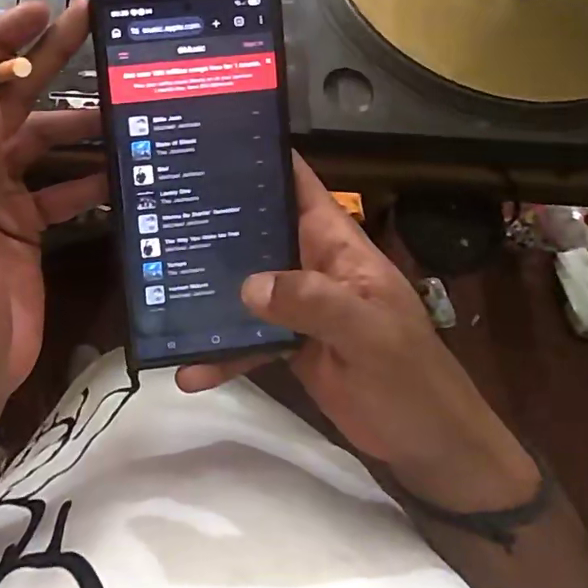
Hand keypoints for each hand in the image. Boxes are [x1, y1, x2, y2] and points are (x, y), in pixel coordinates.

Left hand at [0, 1, 107, 486]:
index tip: (38, 12)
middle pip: (0, 104)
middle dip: (40, 62)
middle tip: (85, 22)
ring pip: (34, 144)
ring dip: (74, 121)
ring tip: (123, 98)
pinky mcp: (20, 230)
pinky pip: (58, 190)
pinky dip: (88, 176)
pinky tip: (124, 166)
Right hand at [177, 152, 538, 511]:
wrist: (429, 448)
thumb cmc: (413, 381)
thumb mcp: (371, 335)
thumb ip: (315, 302)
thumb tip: (247, 285)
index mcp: (337, 247)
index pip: (300, 188)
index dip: (264, 158)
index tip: (213, 140)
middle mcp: (309, 266)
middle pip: (256, 230)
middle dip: (214, 217)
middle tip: (161, 205)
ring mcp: (294, 305)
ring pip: (241, 282)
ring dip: (205, 286)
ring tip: (157, 284)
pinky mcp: (283, 341)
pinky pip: (241, 337)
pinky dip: (217, 351)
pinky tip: (189, 369)